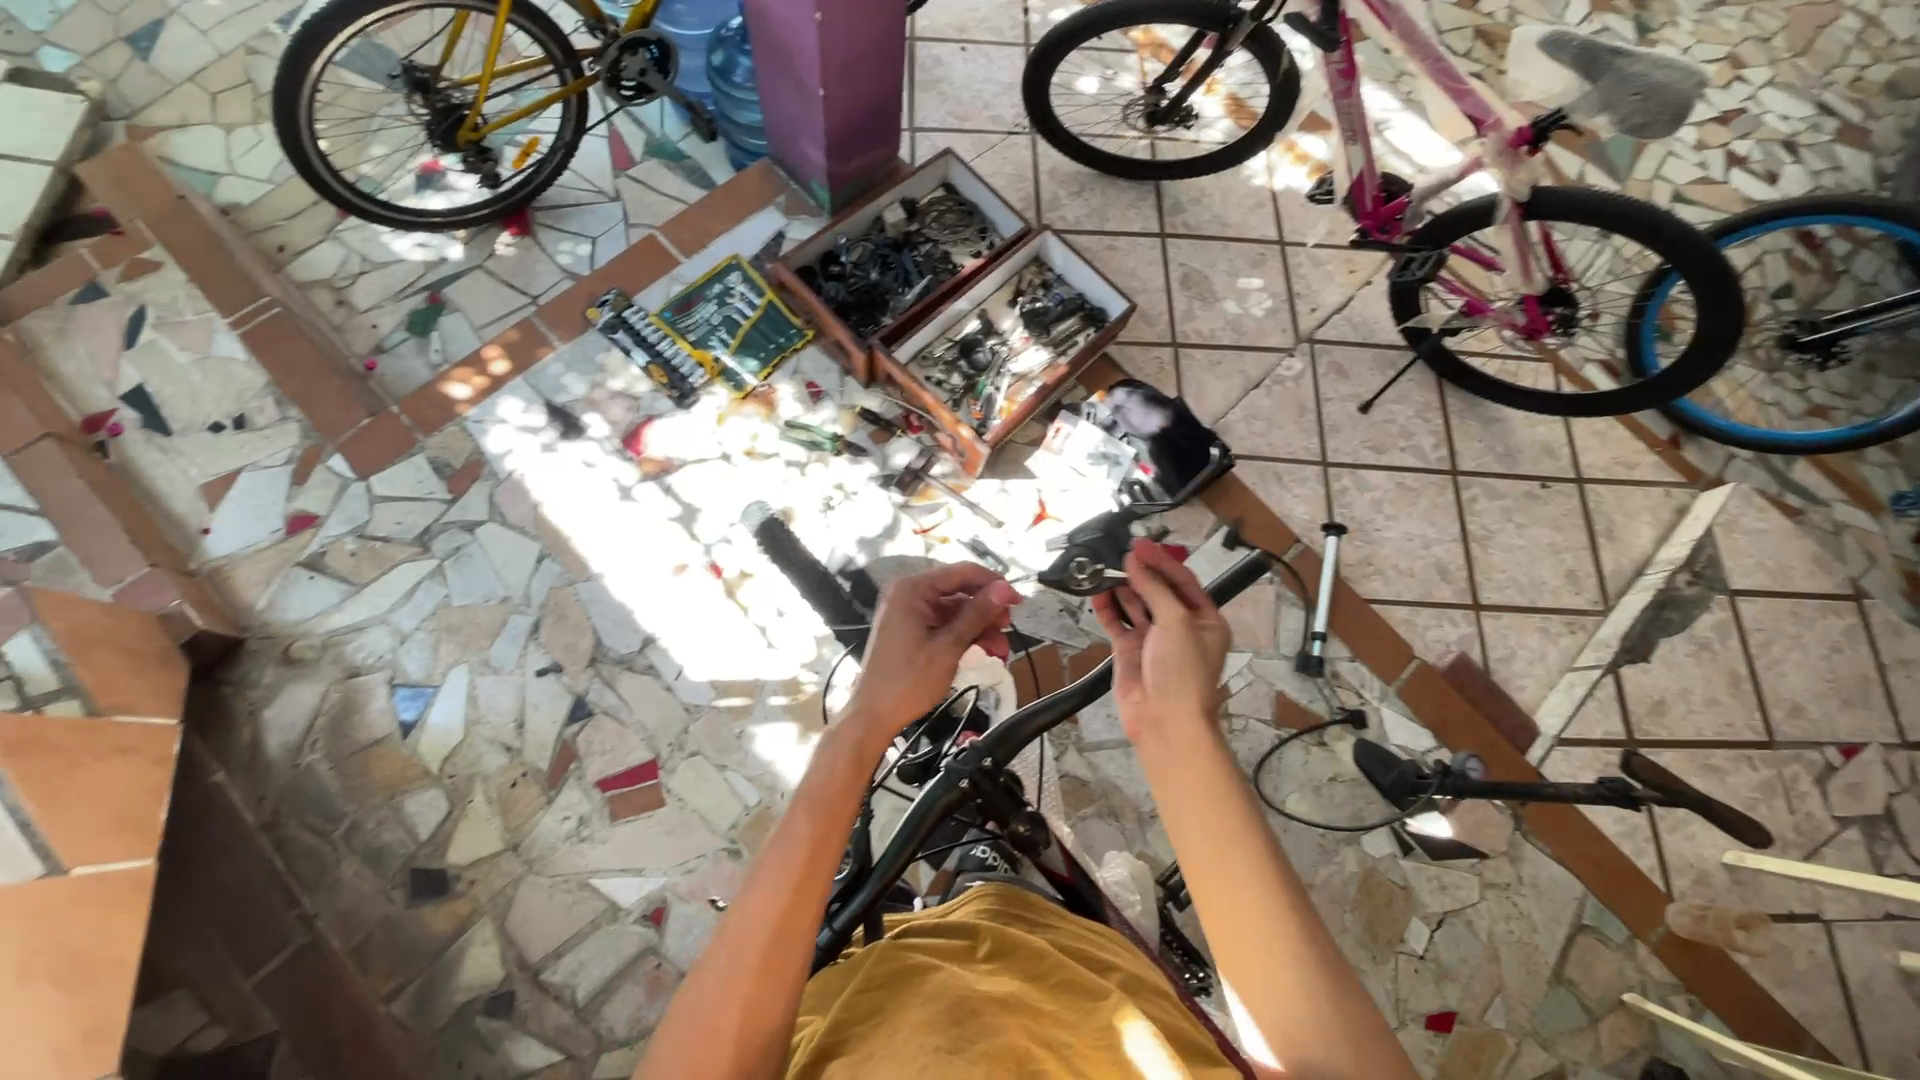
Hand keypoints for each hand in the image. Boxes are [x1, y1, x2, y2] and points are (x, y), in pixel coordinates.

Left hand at [842, 563, 1021, 744]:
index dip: (994, 584)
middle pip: (959, 590)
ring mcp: (908, 611)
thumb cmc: (908, 681)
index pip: (962, 572)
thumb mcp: (948, 647)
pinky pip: (944, 623)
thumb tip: (1005, 588)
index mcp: (912, 589)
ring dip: (979, 627)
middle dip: (986, 611)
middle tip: (1007, 630)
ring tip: (1000, 650)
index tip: (1018, 601)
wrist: (873, 715)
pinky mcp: (910, 628)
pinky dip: (963, 635)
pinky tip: (983, 651)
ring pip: (955, 609)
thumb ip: (977, 614)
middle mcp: (908, 592)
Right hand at [1090, 539, 1230, 743]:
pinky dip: (1107, 609)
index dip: (1161, 561)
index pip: (1182, 581)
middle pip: (1157, 590)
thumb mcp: (1176, 622)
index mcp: (1205, 619)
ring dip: (1122, 588)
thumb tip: (1133, 560)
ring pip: (1135, 604)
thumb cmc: (1182, 671)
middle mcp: (1180, 626)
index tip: (1139, 544)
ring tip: (1104, 567)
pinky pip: (1117, 623)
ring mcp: (1153, 638)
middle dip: (1140, 572)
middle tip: (1118, 552)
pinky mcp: (1129, 650)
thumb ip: (1153, 588)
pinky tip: (1097, 593)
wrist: (1164, 720)